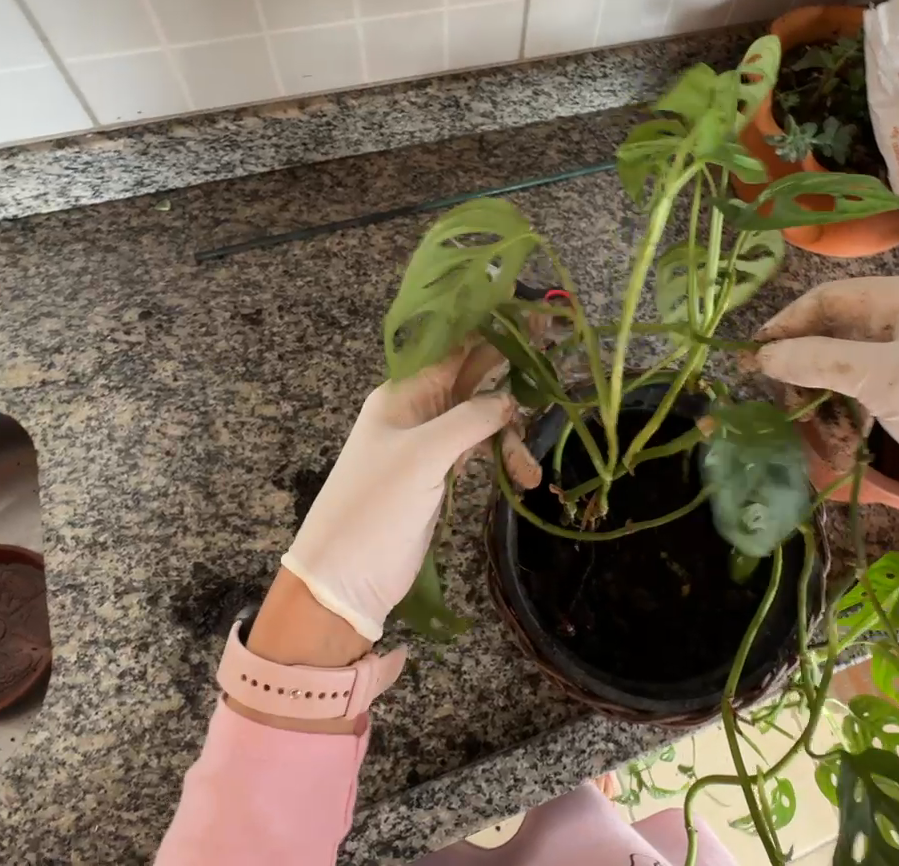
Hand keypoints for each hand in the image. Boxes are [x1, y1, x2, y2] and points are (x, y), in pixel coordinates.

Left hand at [280, 343, 514, 641]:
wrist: (345, 577)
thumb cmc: (375, 507)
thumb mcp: (424, 456)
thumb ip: (470, 419)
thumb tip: (508, 400)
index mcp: (403, 393)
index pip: (453, 348)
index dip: (492, 331)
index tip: (533, 320)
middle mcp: (417, 409)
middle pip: (471, 378)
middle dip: (510, 374)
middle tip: (553, 362)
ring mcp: (430, 441)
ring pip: (482, 416)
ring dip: (509, 434)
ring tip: (528, 469)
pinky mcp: (441, 472)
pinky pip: (480, 448)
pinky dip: (502, 458)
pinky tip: (522, 478)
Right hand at [756, 272, 898, 604]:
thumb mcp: (882, 382)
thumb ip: (815, 359)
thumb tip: (761, 354)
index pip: (834, 295)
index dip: (789, 323)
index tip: (755, 356)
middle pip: (843, 326)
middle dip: (809, 362)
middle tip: (784, 397)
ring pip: (855, 357)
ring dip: (828, 389)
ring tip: (813, 423)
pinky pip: (875, 380)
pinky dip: (852, 402)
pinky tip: (841, 432)